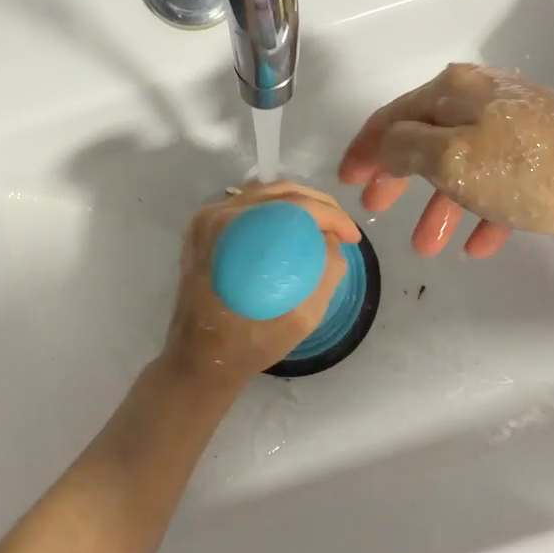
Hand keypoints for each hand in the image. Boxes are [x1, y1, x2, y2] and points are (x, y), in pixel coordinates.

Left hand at [163, 181, 362, 388]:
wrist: (200, 361)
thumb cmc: (249, 342)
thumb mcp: (302, 315)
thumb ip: (326, 270)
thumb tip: (332, 238)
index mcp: (235, 228)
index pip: (294, 204)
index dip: (333, 215)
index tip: (353, 237)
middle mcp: (215, 215)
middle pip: (277, 191)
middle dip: (318, 204)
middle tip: (342, 228)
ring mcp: (205, 221)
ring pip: (261, 195)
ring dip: (296, 204)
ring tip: (322, 227)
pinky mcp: (202, 232)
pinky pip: (245, 209)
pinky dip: (273, 213)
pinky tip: (292, 232)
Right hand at [338, 63, 553, 256]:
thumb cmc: (531, 170)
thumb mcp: (451, 159)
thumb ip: (406, 148)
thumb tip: (387, 142)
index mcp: (455, 91)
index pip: (393, 116)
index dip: (365, 149)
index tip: (346, 180)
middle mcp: (485, 99)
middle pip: (425, 138)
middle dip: (398, 177)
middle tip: (375, 208)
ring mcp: (519, 124)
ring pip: (462, 165)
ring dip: (439, 205)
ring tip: (427, 246)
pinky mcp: (548, 152)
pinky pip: (499, 182)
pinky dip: (482, 210)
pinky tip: (479, 244)